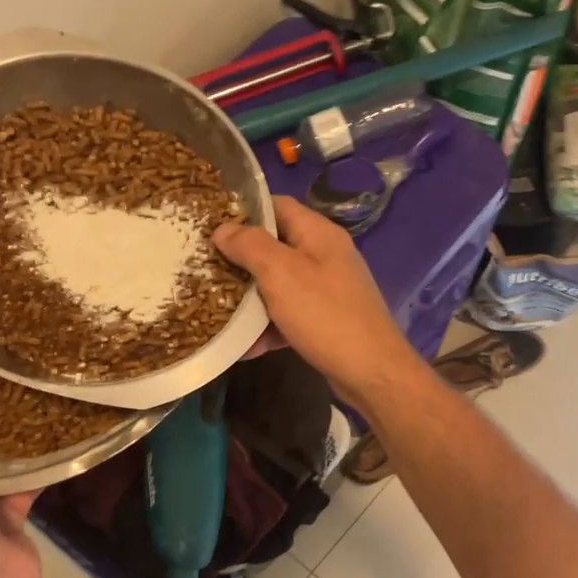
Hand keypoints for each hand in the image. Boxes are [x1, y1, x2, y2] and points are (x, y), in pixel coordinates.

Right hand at [214, 196, 426, 404]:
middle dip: (240, 261)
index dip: (242, 211)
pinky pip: (291, 317)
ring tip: (216, 310)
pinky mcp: (328, 322)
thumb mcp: (281, 273)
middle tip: (205, 271)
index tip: (209, 225)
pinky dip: (269, 328)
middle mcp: (326, 257)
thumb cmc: (326, 316)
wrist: (373, 372)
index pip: (277, 205)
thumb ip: (250, 245)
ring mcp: (329, 291)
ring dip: (250, 301)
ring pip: (280, 286)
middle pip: (275, 248)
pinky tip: (245, 347)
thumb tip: (223, 229)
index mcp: (319, 234)